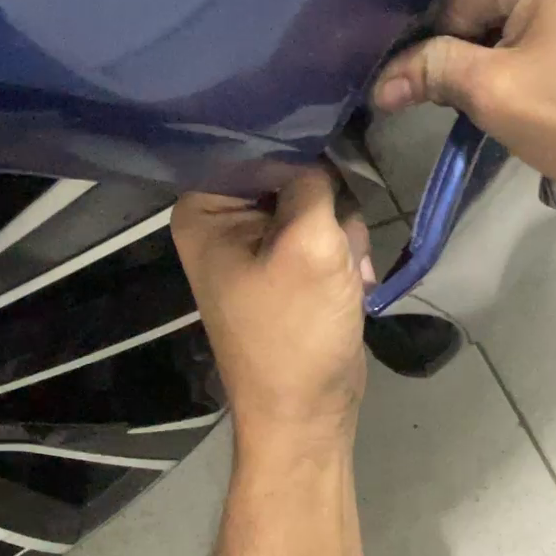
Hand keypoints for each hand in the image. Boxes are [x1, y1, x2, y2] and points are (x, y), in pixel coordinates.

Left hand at [172, 169, 373, 446]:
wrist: (308, 414)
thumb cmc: (294, 332)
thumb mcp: (307, 245)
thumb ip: (312, 182)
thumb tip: (321, 147)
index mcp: (205, 207)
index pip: (251, 142)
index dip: (297, 141)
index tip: (334, 145)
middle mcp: (224, 219)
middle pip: (289, 168)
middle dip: (327, 201)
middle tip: (337, 240)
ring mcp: (257, 242)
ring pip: (316, 198)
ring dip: (342, 232)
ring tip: (345, 270)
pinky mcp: (286, 262)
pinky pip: (323, 230)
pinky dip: (343, 252)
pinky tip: (350, 282)